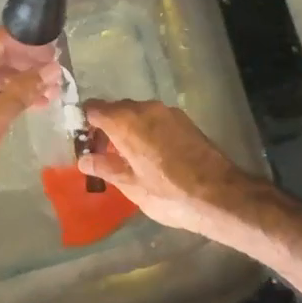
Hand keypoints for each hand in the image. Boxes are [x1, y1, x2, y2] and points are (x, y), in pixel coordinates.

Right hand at [77, 100, 261, 236]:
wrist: (218, 193)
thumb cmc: (168, 194)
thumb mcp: (131, 186)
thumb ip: (106, 168)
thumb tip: (85, 160)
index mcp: (125, 122)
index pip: (94, 109)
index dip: (85, 123)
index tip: (83, 142)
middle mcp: (145, 108)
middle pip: (116, 109)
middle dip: (106, 128)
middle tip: (103, 155)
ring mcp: (167, 112)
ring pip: (138, 114)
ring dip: (128, 129)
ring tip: (127, 158)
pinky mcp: (184, 120)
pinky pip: (156, 119)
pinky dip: (147, 131)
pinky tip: (151, 156)